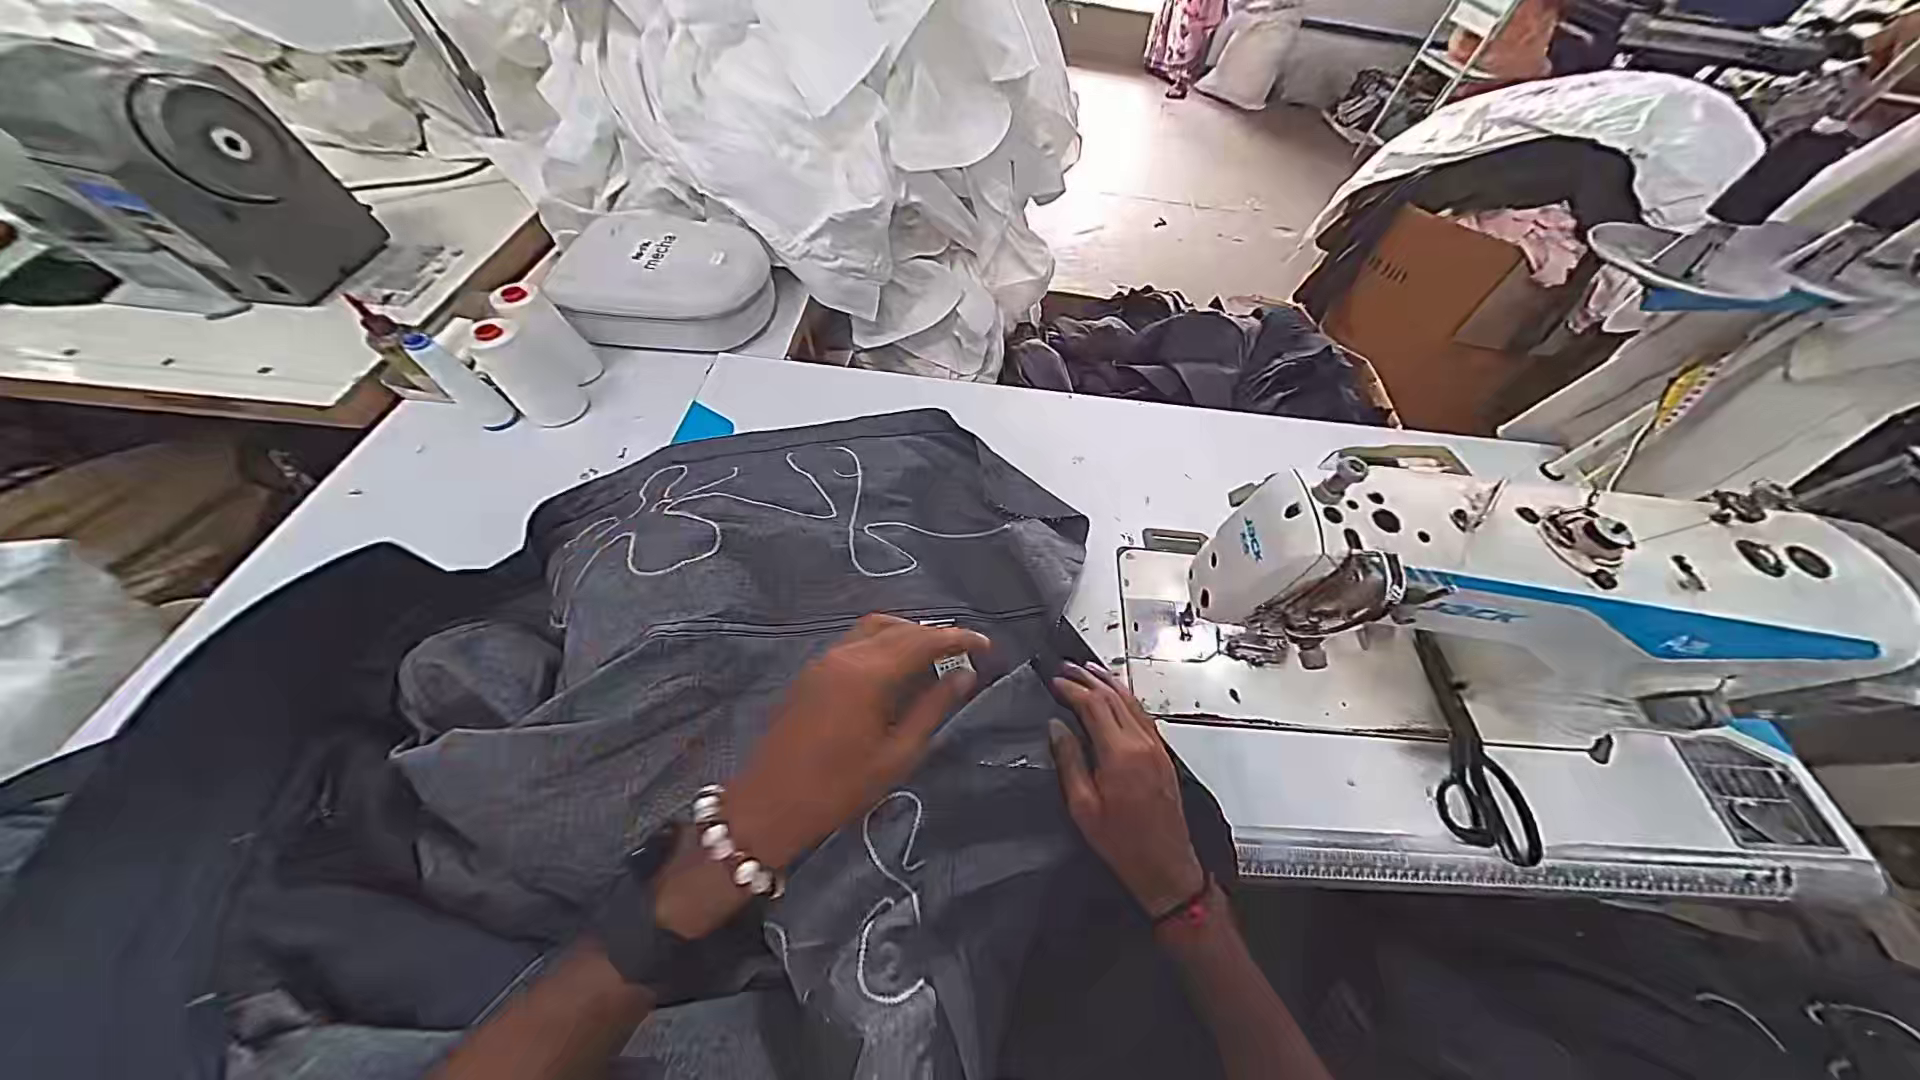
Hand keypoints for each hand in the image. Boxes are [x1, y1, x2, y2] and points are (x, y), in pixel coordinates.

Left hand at [727, 614, 989, 871]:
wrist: (768, 806)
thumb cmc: (838, 788)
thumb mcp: (897, 755)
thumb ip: (933, 709)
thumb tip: (964, 675)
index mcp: (869, 674)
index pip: (923, 640)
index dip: (958, 638)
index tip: (985, 645)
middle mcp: (845, 655)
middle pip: (899, 628)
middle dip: (935, 634)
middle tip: (963, 652)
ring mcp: (824, 660)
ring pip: (874, 628)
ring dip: (907, 633)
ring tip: (932, 655)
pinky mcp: (811, 672)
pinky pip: (854, 640)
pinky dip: (882, 641)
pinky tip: (894, 667)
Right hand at [1048, 663, 1205, 916]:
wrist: (1165, 867)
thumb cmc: (1123, 843)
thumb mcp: (1083, 806)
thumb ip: (1069, 761)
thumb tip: (1056, 728)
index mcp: (1120, 754)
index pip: (1093, 706)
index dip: (1071, 689)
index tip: (1055, 681)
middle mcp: (1142, 744)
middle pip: (1113, 697)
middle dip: (1087, 678)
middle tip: (1067, 668)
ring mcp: (1156, 748)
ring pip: (1131, 701)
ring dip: (1108, 682)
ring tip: (1089, 670)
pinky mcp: (1163, 755)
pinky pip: (1143, 715)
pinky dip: (1126, 698)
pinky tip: (1116, 695)